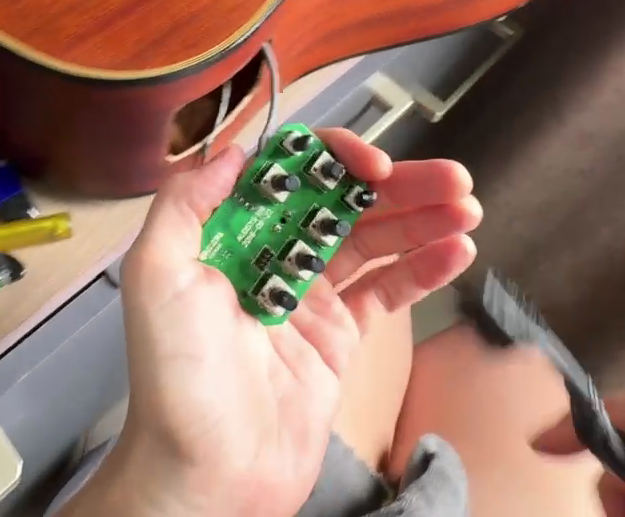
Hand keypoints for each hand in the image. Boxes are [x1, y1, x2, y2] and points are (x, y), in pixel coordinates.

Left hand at [73, 130, 480, 516]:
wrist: (205, 473)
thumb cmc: (174, 374)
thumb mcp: (157, 274)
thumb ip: (185, 203)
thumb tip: (235, 151)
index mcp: (233, 229)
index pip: (292, 172)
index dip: (336, 158)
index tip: (375, 164)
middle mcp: (272, 252)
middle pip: (342, 201)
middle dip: (397, 185)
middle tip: (452, 178)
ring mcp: (308, 293)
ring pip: (372, 240)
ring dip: (420, 219)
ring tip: (466, 206)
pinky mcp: (337, 336)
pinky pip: (384, 292)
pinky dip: (421, 270)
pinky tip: (455, 251)